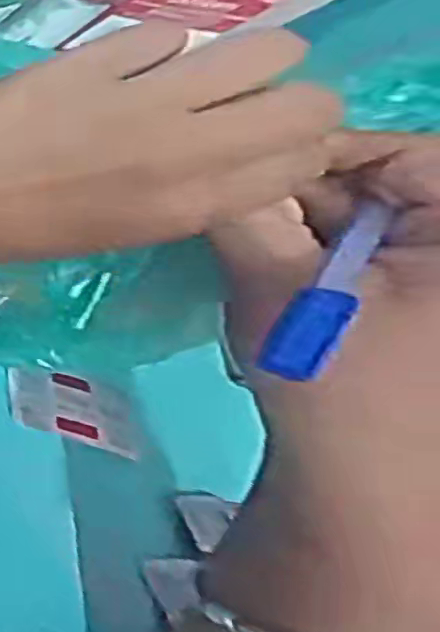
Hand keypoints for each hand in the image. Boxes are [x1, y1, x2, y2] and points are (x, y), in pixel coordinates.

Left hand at [0, 23, 343, 264]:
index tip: (235, 144)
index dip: (276, 148)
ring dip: (230, 63)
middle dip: (274, 100)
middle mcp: (182, 154)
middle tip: (211, 107)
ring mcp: (139, 101)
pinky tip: (108, 69)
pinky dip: (149, 48)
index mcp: (180, 210)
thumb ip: (174, 198)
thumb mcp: (99, 232)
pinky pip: (165, 34)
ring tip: (168, 81)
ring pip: (267, 50)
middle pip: (310, 102)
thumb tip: (221, 155)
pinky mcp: (88, 63)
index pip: (301, 163)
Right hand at [209, 133, 439, 466]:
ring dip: (304, 240)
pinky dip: (324, 267)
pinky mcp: (434, 310)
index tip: (229, 186)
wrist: (375, 479)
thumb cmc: (339, 377)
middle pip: (385, 188)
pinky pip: (379, 260)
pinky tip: (289, 297)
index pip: (397, 152)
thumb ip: (247, 215)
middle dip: (302, 206)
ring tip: (260, 275)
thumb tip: (214, 167)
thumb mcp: (277, 285)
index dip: (305, 162)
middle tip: (234, 234)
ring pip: (373, 225)